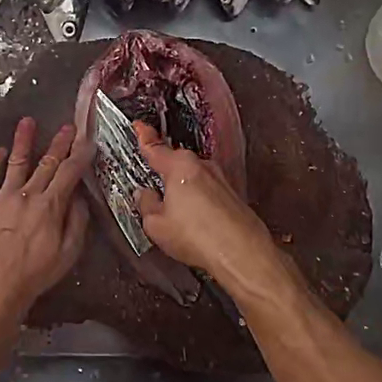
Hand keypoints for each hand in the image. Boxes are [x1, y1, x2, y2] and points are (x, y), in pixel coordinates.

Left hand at [0, 117, 90, 321]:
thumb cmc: (37, 271)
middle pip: (46, 163)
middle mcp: (28, 194)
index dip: (80, 155)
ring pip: (16, 162)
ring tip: (27, 122)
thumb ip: (76, 221)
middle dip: (58, 143)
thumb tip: (79, 197)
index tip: (88, 140)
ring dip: (23, 141)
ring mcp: (4, 197)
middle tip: (66, 127)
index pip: (69, 173)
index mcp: (51, 205)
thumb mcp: (69, 251)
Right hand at [131, 120, 277, 283]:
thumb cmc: (198, 237)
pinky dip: (197, 202)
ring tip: (174, 216)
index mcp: (179, 167)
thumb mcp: (156, 224)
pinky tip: (193, 223)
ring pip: (192, 179)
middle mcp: (202, 167)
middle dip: (163, 174)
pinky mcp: (233, 196)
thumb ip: (146, 204)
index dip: (144, 136)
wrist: (242, 254)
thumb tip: (145, 195)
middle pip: (175, 164)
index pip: (156, 148)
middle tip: (151, 192)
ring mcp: (221, 180)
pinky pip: (206, 192)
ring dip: (181, 191)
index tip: (139, 126)